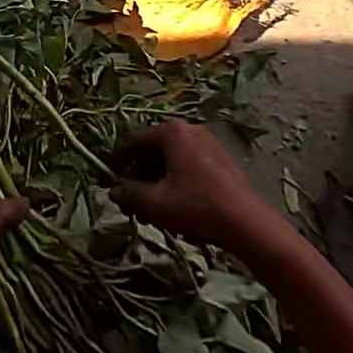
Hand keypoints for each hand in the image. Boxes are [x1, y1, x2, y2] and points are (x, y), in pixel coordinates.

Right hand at [110, 121, 277, 251]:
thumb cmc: (198, 207)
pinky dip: (172, 181)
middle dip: (137, 176)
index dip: (117, 159)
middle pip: (152, 149)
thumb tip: (113, 190)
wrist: (247, 222)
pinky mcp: (218, 159)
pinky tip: (171, 207)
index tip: (106, 178)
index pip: (134, 139)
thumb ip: (130, 194)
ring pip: (169, 159)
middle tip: (128, 202)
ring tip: (148, 211)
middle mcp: (189, 129)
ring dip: (154, 182)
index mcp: (172, 132)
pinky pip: (186, 164)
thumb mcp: (156, 203)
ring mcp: (206, 142)